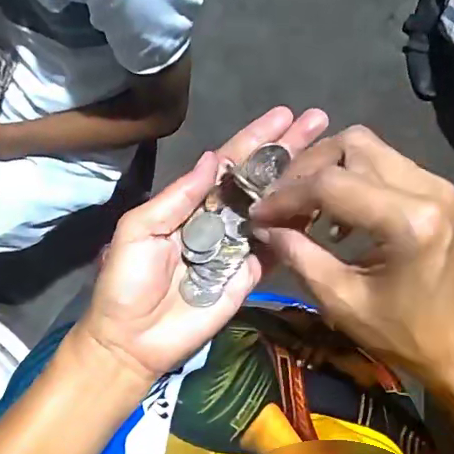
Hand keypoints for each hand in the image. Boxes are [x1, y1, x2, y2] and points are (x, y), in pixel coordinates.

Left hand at [71, 106, 329, 382]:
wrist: (131, 339)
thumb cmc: (125, 282)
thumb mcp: (139, 230)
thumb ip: (178, 196)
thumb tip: (214, 158)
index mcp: (189, 206)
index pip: (227, 165)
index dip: (254, 139)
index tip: (284, 114)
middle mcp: (217, 221)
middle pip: (257, 181)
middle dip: (286, 151)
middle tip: (319, 121)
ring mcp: (236, 250)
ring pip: (272, 210)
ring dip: (299, 183)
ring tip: (329, 154)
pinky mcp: (248, 278)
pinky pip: (276, 251)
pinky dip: (297, 230)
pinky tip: (319, 204)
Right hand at [248, 125, 453, 383]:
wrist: (452, 342)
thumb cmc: (397, 332)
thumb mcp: (339, 300)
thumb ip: (298, 255)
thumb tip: (262, 225)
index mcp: (407, 222)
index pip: (331, 184)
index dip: (286, 196)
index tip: (257, 214)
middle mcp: (426, 189)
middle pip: (350, 146)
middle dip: (304, 171)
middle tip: (279, 204)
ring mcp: (434, 183)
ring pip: (364, 146)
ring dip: (325, 170)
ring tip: (302, 207)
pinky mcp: (433, 187)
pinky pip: (380, 161)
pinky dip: (348, 177)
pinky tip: (333, 214)